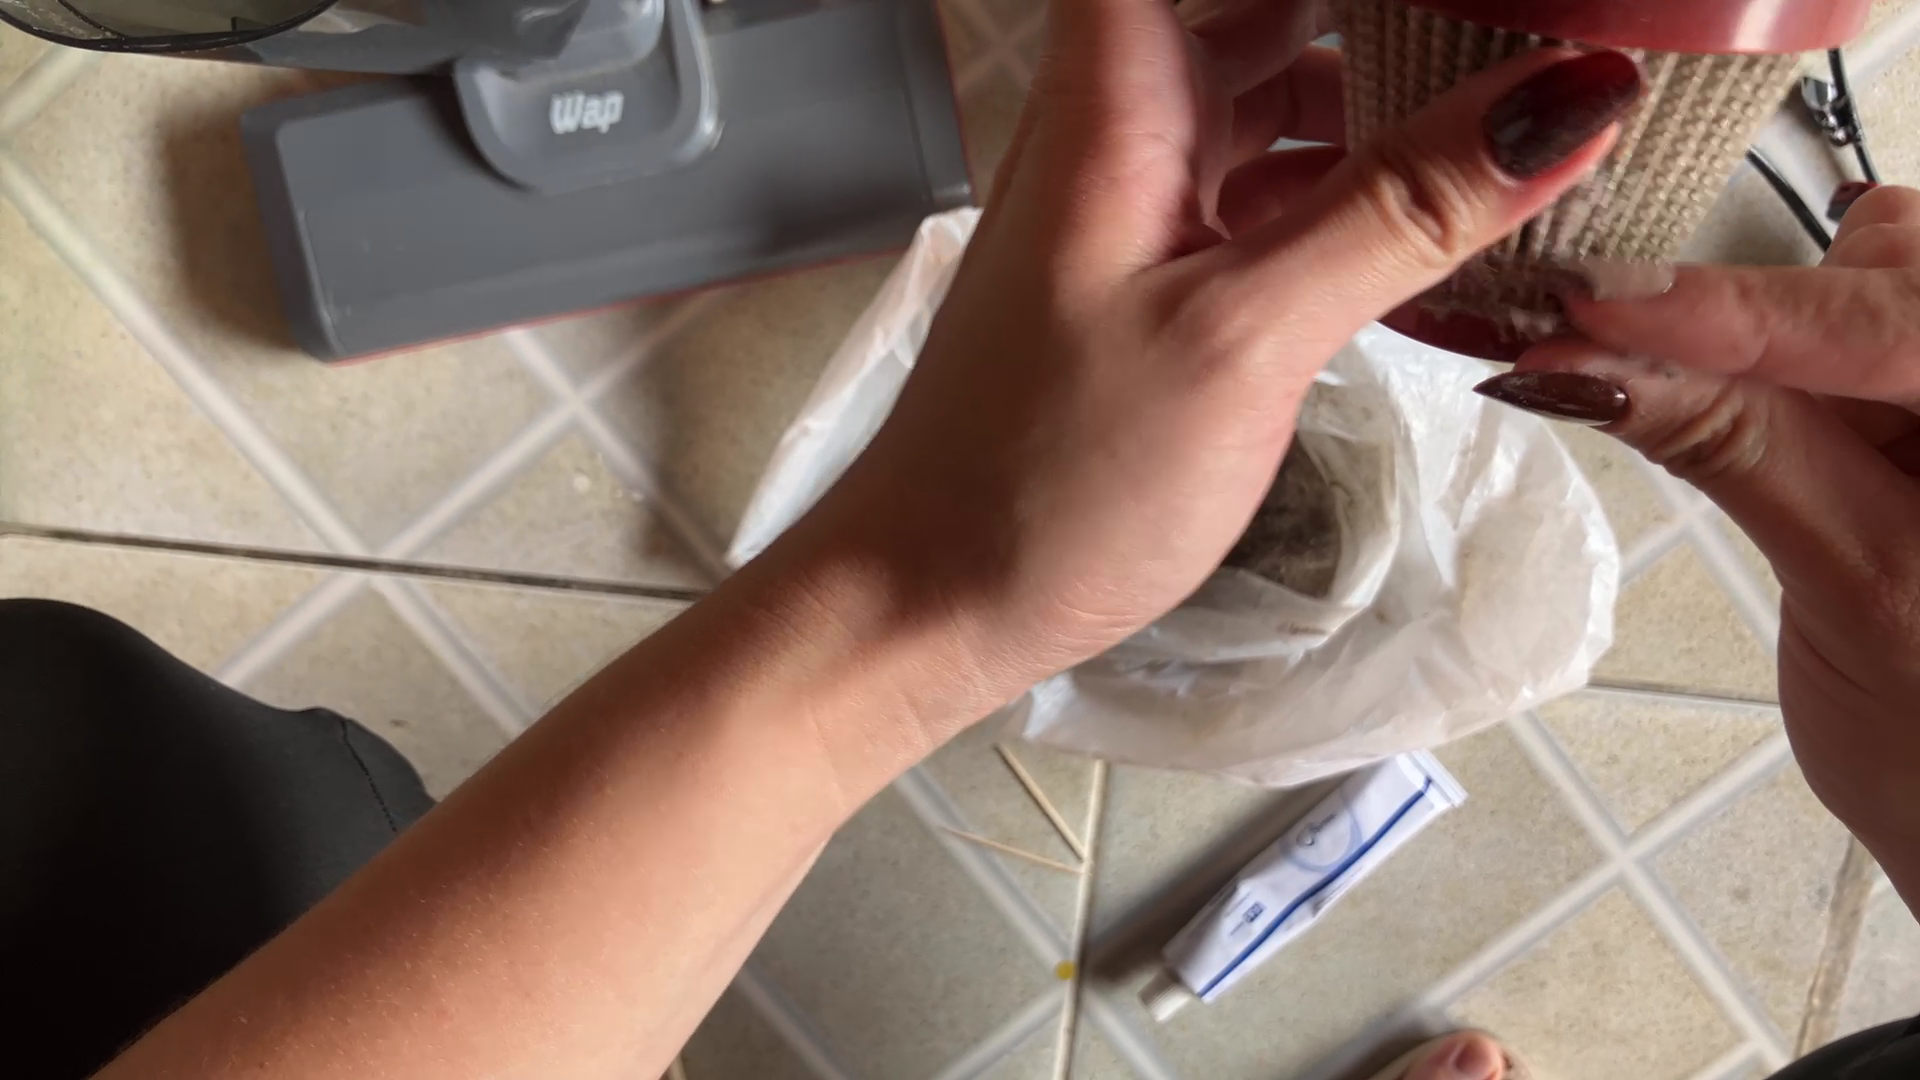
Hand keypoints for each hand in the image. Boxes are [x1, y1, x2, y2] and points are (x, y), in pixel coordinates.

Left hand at [764, 0, 1644, 739]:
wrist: (943, 583)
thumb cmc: (1057, 476)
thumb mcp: (1238, 340)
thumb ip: (1392, 211)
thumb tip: (1572, 95)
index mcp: (1114, 104)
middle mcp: (1110, 138)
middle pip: (1253, 11)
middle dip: (1387, 20)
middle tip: (1536, 30)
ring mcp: (1122, 220)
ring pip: (1257, 107)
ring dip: (1369, 100)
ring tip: (1507, 113)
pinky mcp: (1137, 293)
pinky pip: (1243, 203)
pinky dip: (1325, 197)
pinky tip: (1407, 226)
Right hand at [1478, 185, 1919, 897]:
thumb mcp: (1856, 580)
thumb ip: (1737, 453)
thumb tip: (1589, 376)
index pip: (1896, 323)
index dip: (1739, 307)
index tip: (1593, 306)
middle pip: (1872, 273)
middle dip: (1717, 289)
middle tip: (1565, 307)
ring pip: (1820, 305)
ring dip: (1686, 320)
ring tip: (1578, 327)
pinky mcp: (1879, 427)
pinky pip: (1785, 362)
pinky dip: (1690, 360)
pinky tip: (1620, 361)